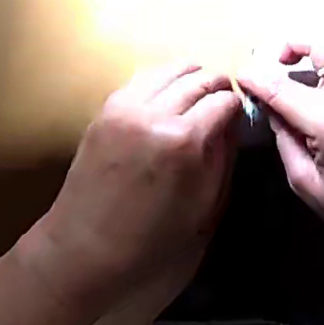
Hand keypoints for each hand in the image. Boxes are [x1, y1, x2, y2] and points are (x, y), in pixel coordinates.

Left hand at [17, 64, 241, 311]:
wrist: (83, 254)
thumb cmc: (152, 245)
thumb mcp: (205, 208)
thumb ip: (223, 158)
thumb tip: (233, 123)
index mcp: (184, 140)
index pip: (223, 101)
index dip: (236, 104)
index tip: (240, 113)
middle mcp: (154, 113)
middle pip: (196, 79)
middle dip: (216, 83)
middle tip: (224, 96)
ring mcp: (125, 107)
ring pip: (167, 70)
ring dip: (189, 74)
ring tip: (199, 88)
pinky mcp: (105, 110)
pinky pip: (140, 80)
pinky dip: (160, 79)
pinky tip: (168, 92)